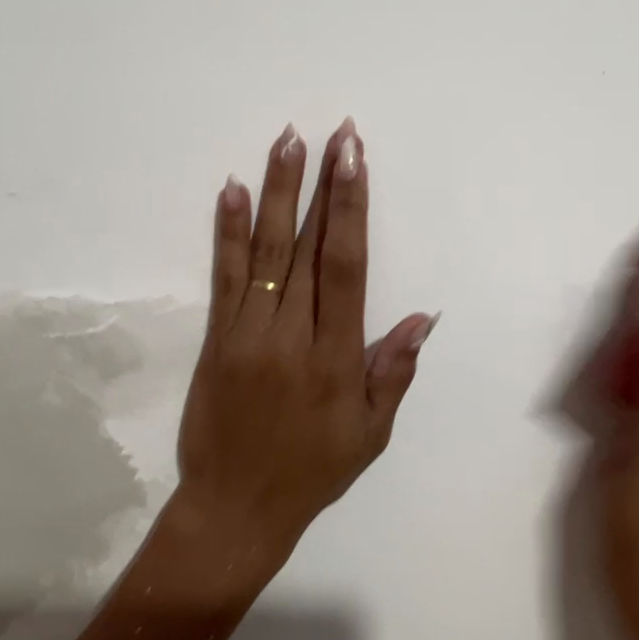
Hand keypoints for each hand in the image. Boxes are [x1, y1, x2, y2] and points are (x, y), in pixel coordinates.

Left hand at [177, 120, 436, 549]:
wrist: (234, 506)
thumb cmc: (313, 471)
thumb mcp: (370, 434)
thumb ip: (392, 371)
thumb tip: (422, 316)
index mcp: (334, 357)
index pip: (345, 267)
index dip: (350, 209)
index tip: (354, 161)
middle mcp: (290, 335)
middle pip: (307, 248)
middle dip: (322, 186)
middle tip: (333, 133)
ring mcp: (246, 334)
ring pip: (265, 252)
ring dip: (276, 193)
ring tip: (285, 142)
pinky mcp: (215, 339)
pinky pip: (223, 278)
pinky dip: (227, 232)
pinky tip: (231, 191)